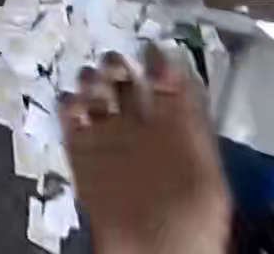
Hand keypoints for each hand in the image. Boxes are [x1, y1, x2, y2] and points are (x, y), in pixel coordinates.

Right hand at [61, 43, 230, 253]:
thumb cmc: (190, 228)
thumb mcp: (207, 176)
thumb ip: (192, 120)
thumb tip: (178, 64)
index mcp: (172, 129)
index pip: (162, 81)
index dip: (156, 61)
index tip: (148, 46)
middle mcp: (138, 127)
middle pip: (122, 79)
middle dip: (116, 64)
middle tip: (115, 66)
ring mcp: (107, 138)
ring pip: (93, 91)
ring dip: (90, 80)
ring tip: (94, 86)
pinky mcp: (80, 152)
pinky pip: (68, 116)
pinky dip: (67, 103)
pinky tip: (75, 105)